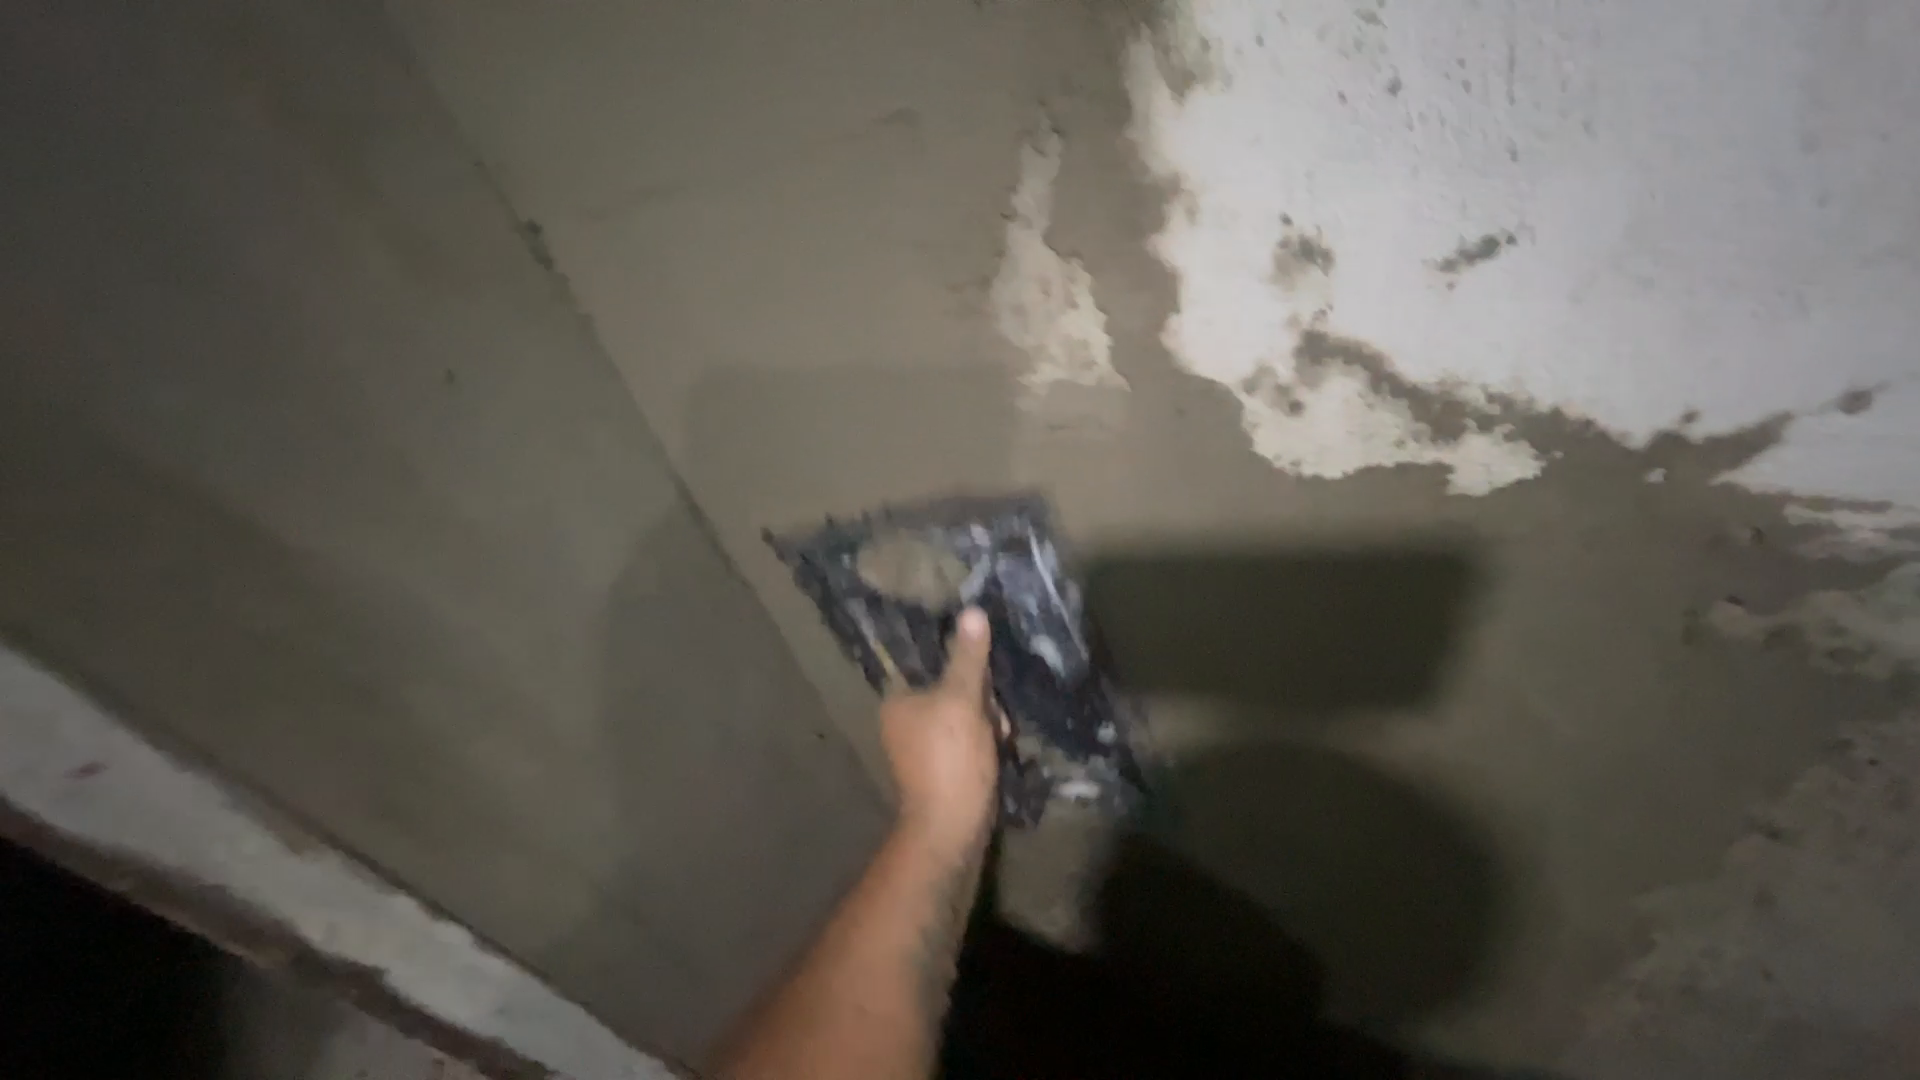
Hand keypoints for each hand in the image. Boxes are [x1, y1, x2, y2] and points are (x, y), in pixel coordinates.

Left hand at [878, 608, 998, 847]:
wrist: (950, 830)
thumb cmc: (950, 759)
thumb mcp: (962, 700)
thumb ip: (968, 657)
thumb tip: (973, 610)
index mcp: (897, 699)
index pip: (933, 662)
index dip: (964, 666)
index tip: (987, 677)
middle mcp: (903, 720)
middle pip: (952, 688)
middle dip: (982, 700)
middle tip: (997, 719)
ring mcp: (921, 746)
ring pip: (965, 715)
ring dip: (988, 722)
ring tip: (1001, 738)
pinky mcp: (940, 768)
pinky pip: (967, 740)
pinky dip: (984, 743)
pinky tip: (999, 751)